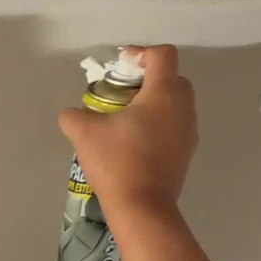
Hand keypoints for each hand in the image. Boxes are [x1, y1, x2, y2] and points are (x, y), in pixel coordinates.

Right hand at [57, 45, 198, 219]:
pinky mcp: (187, 152)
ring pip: (176, 104)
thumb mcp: (84, 134)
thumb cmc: (116, 163)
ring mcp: (189, 131)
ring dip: (155, 103)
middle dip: (149, 79)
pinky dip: (160, 124)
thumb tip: (72, 114)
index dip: (141, 53)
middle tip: (123, 93)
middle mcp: (183, 107)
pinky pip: (175, 126)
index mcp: (163, 94)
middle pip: (173, 78)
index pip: (163, 55)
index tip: (120, 67)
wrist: (142, 207)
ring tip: (128, 120)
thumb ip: (74, 116)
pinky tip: (137, 142)